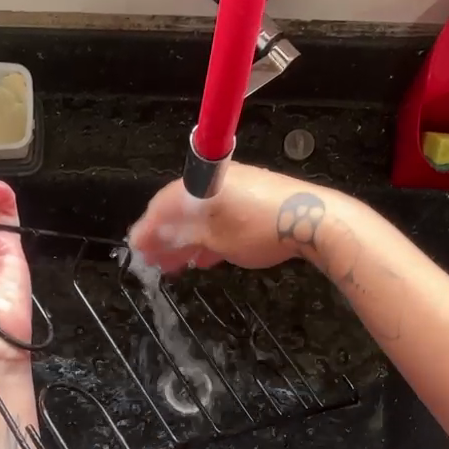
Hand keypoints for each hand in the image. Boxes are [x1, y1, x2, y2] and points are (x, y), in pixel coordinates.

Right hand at [124, 162, 340, 273]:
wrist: (311, 220)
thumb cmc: (259, 226)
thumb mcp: (213, 238)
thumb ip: (180, 238)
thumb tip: (153, 239)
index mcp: (201, 183)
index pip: (163, 203)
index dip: (148, 228)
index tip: (138, 249)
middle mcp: (216, 182)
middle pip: (180, 210)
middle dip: (164, 237)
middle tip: (153, 262)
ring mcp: (236, 192)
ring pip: (200, 218)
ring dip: (185, 242)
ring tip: (174, 265)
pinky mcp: (252, 204)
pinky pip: (220, 222)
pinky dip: (207, 240)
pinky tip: (203, 258)